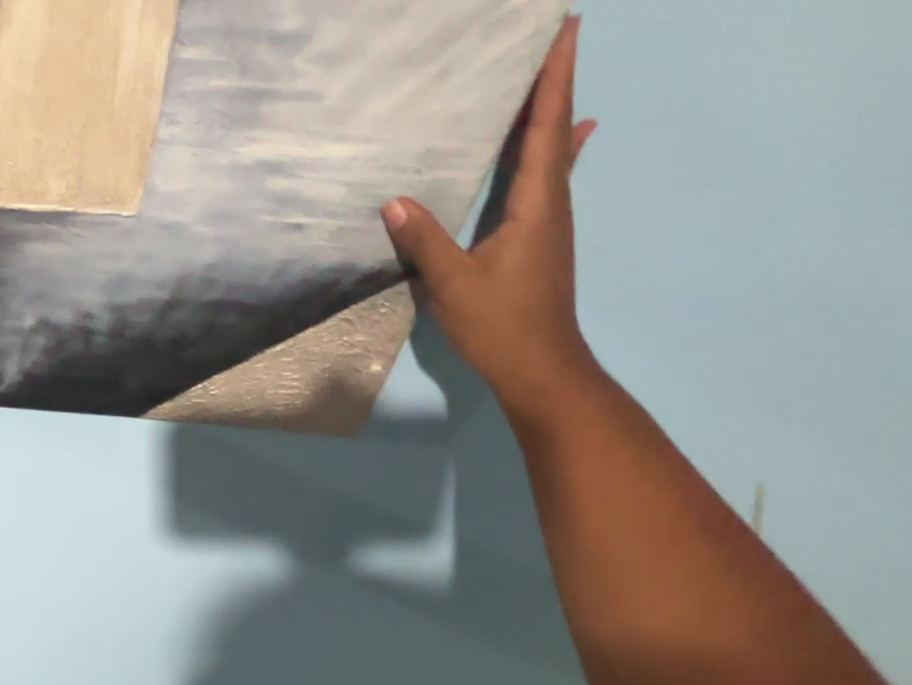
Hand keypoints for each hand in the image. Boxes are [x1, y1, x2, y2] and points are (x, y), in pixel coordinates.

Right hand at [381, 17, 599, 404]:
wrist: (539, 366)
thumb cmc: (500, 324)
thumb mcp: (453, 284)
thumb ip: (426, 242)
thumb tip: (395, 202)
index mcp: (536, 206)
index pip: (546, 128)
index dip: (554, 78)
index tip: (564, 29)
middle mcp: (551, 204)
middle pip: (556, 130)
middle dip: (554, 83)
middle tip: (551, 39)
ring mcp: (549, 222)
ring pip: (554, 152)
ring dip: (551, 111)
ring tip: (548, 75)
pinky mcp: (540, 239)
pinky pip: (548, 177)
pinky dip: (557, 147)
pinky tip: (574, 135)